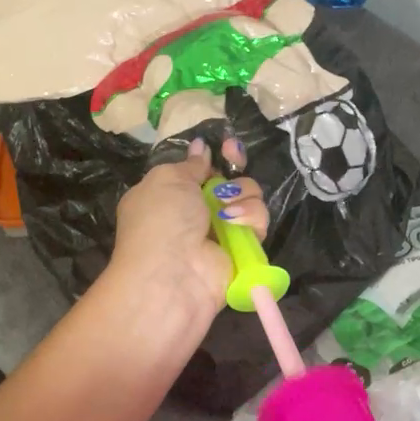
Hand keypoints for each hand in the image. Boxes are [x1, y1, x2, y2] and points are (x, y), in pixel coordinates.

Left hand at [101, 137, 268, 354]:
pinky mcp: (243, 249)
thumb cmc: (161, 220)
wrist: (171, 274)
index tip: (227, 146)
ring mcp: (222, 230)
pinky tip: (236, 224)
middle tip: (232, 168)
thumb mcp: (168, 179)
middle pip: (231, 180)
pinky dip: (251, 218)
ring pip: (250, 197)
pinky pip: (258, 222)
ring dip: (243, 196)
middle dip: (237, 169)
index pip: (203, 168)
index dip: (218, 155)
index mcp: (172, 193)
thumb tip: (201, 148)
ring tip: (226, 211)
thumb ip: (190, 164)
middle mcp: (198, 211)